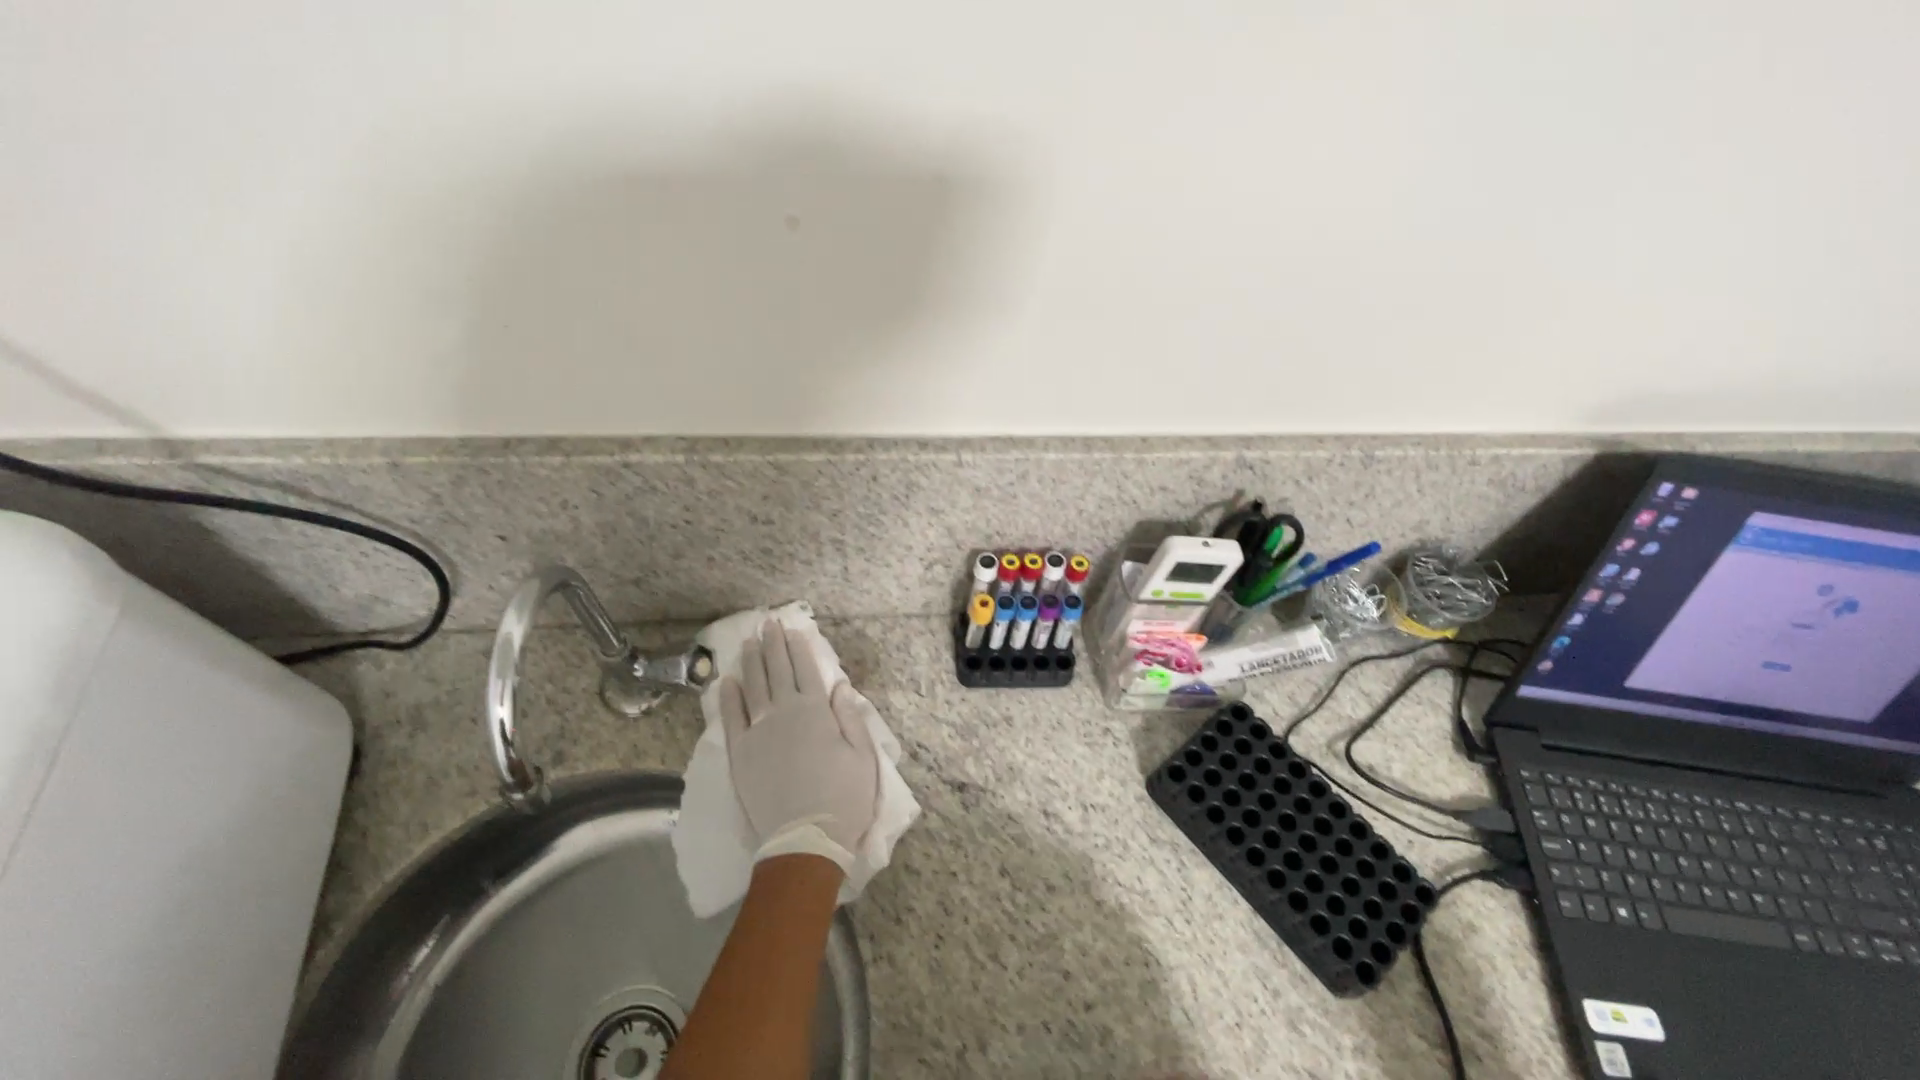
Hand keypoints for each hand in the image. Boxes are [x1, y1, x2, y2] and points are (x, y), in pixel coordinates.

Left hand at [719, 620, 879, 871]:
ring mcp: (758, 731)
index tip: (793, 629)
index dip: (799, 647)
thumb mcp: (863, 756)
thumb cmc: (844, 798)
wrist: (806, 838)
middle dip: (773, 644)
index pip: (806, 669)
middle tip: (767, 624)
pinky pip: (732, 717)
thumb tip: (838, 685)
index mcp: (816, 711)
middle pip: (777, 670)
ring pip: (753, 686)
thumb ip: (850, 717)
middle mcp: (785, 712)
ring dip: (751, 661)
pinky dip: (729, 696)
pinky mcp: (740, 752)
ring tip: (748, 642)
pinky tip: (728, 680)